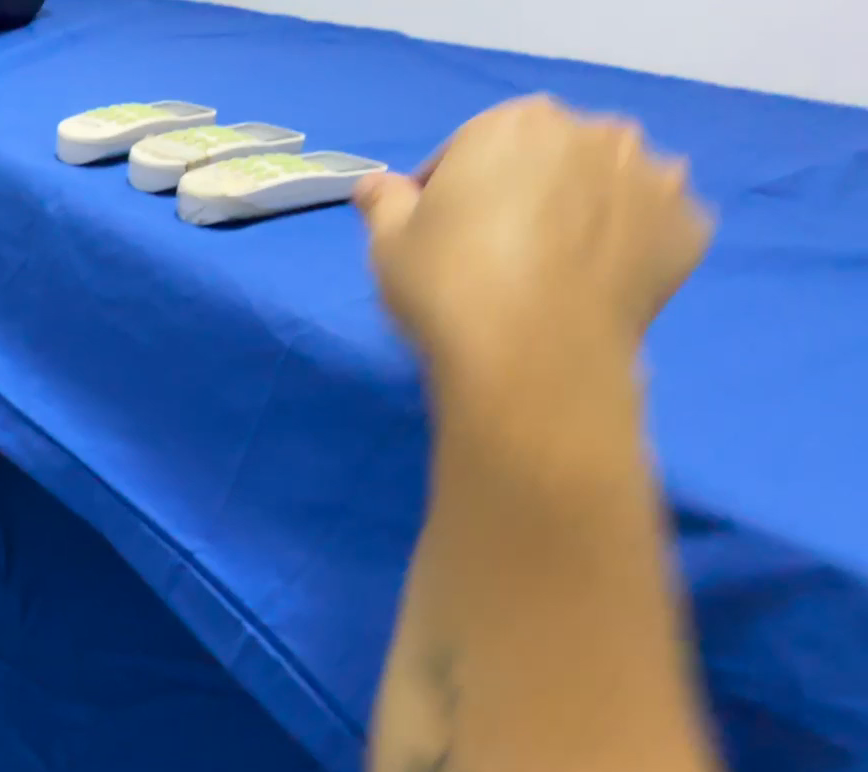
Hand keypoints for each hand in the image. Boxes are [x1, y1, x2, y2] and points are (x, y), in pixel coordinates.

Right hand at [354, 96, 712, 392]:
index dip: (439, 195)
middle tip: (482, 257)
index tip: (427, 238)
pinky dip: (616, 249)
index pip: (465, 150)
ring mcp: (653, 176)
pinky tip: (579, 288)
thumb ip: (383, 203)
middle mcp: (595, 131)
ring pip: (599, 189)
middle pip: (541, 160)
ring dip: (573, 215)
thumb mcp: (385, 245)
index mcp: (514, 125)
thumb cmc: (445, 286)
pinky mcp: (687, 226)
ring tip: (537, 275)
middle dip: (514, 195)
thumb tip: (376, 185)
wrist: (531, 355)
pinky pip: (640, 228)